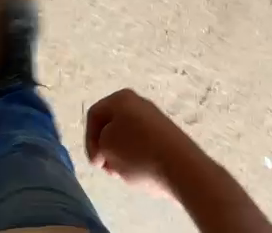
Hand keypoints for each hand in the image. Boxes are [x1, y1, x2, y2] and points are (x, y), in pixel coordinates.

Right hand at [84, 89, 201, 197]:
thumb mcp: (106, 147)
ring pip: (128, 136)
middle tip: (108, 168)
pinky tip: (143, 171)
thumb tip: (109, 146)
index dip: (89, 141)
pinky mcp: (169, 136)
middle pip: (112, 126)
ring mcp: (155, 118)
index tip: (96, 164)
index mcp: (120, 98)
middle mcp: (138, 102)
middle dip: (107, 148)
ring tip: (125, 172)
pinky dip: (139, 157)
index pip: (94, 115)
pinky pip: (145, 144)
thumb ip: (100, 142)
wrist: (182, 167)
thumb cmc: (138, 153)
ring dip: (122, 155)